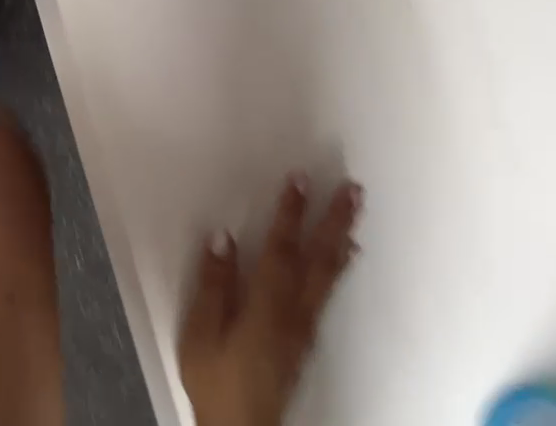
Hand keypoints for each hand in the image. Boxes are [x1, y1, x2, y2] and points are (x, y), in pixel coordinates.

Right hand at [178, 175, 361, 425]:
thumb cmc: (214, 378)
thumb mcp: (201, 332)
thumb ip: (213, 284)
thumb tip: (223, 237)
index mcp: (265, 306)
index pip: (280, 250)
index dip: (290, 213)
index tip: (300, 178)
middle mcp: (293, 312)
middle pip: (317, 260)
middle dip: (334, 222)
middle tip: (353, 190)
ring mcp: (303, 326)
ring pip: (328, 275)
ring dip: (341, 239)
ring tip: (355, 213)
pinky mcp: (304, 338)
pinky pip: (327, 291)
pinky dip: (338, 268)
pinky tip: (344, 257)